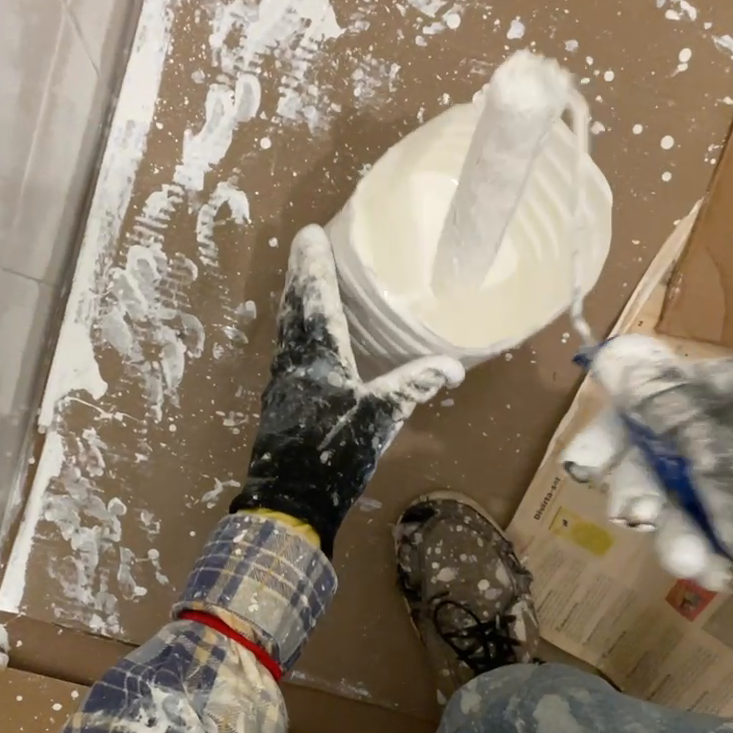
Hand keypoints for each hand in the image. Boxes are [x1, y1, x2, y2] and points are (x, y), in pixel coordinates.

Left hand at [230, 226, 463, 552]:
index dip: (313, 264)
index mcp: (316, 356)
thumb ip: (414, 386)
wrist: (288, 499)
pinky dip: (296, 329)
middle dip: (301, 275)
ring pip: (287, 329)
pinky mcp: (279, 401)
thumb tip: (454, 365)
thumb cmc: (331, 455)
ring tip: (307, 282)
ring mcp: (281, 381)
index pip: (314, 298)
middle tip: (308, 248)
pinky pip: (287, 350)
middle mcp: (293, 361)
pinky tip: (307, 336)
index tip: (310, 233)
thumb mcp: (379, 419)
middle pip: (293, 307)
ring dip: (296, 301)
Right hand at [565, 335, 732, 612]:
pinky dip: (706, 550)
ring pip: (677, 499)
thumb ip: (659, 402)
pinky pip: (707, 526)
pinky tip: (719, 572)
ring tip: (690, 565)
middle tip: (634, 520)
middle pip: (656, 453)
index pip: (651, 395)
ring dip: (673, 533)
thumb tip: (608, 351)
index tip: (583, 466)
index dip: (611, 431)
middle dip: (642, 494)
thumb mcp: (717, 446)